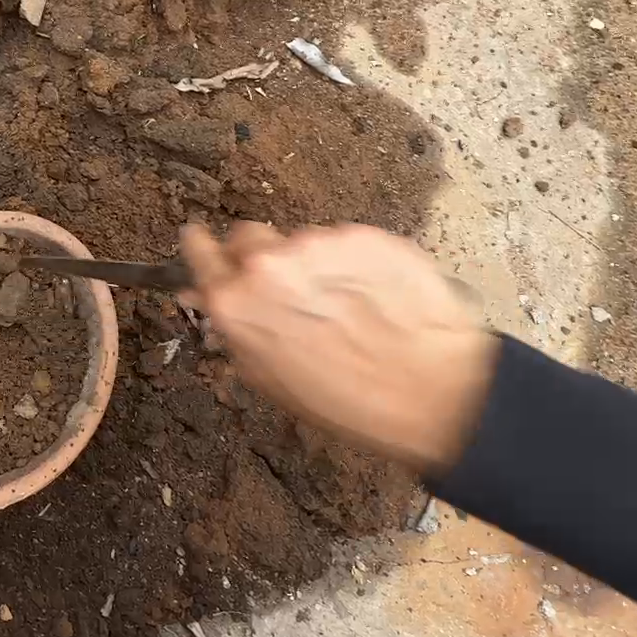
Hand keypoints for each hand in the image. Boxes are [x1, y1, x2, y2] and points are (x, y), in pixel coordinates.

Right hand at [182, 222, 500, 475]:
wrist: (438, 395)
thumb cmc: (346, 401)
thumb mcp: (266, 374)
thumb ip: (232, 326)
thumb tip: (204, 293)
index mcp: (233, 300)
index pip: (197, 245)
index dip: (204, 247)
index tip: (209, 247)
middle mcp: (265, 263)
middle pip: (246, 236)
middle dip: (260, 256)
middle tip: (289, 289)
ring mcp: (315, 244)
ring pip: (300, 240)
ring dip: (311, 262)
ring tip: (345, 303)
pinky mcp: (362, 235)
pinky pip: (344, 241)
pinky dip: (353, 262)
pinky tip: (374, 296)